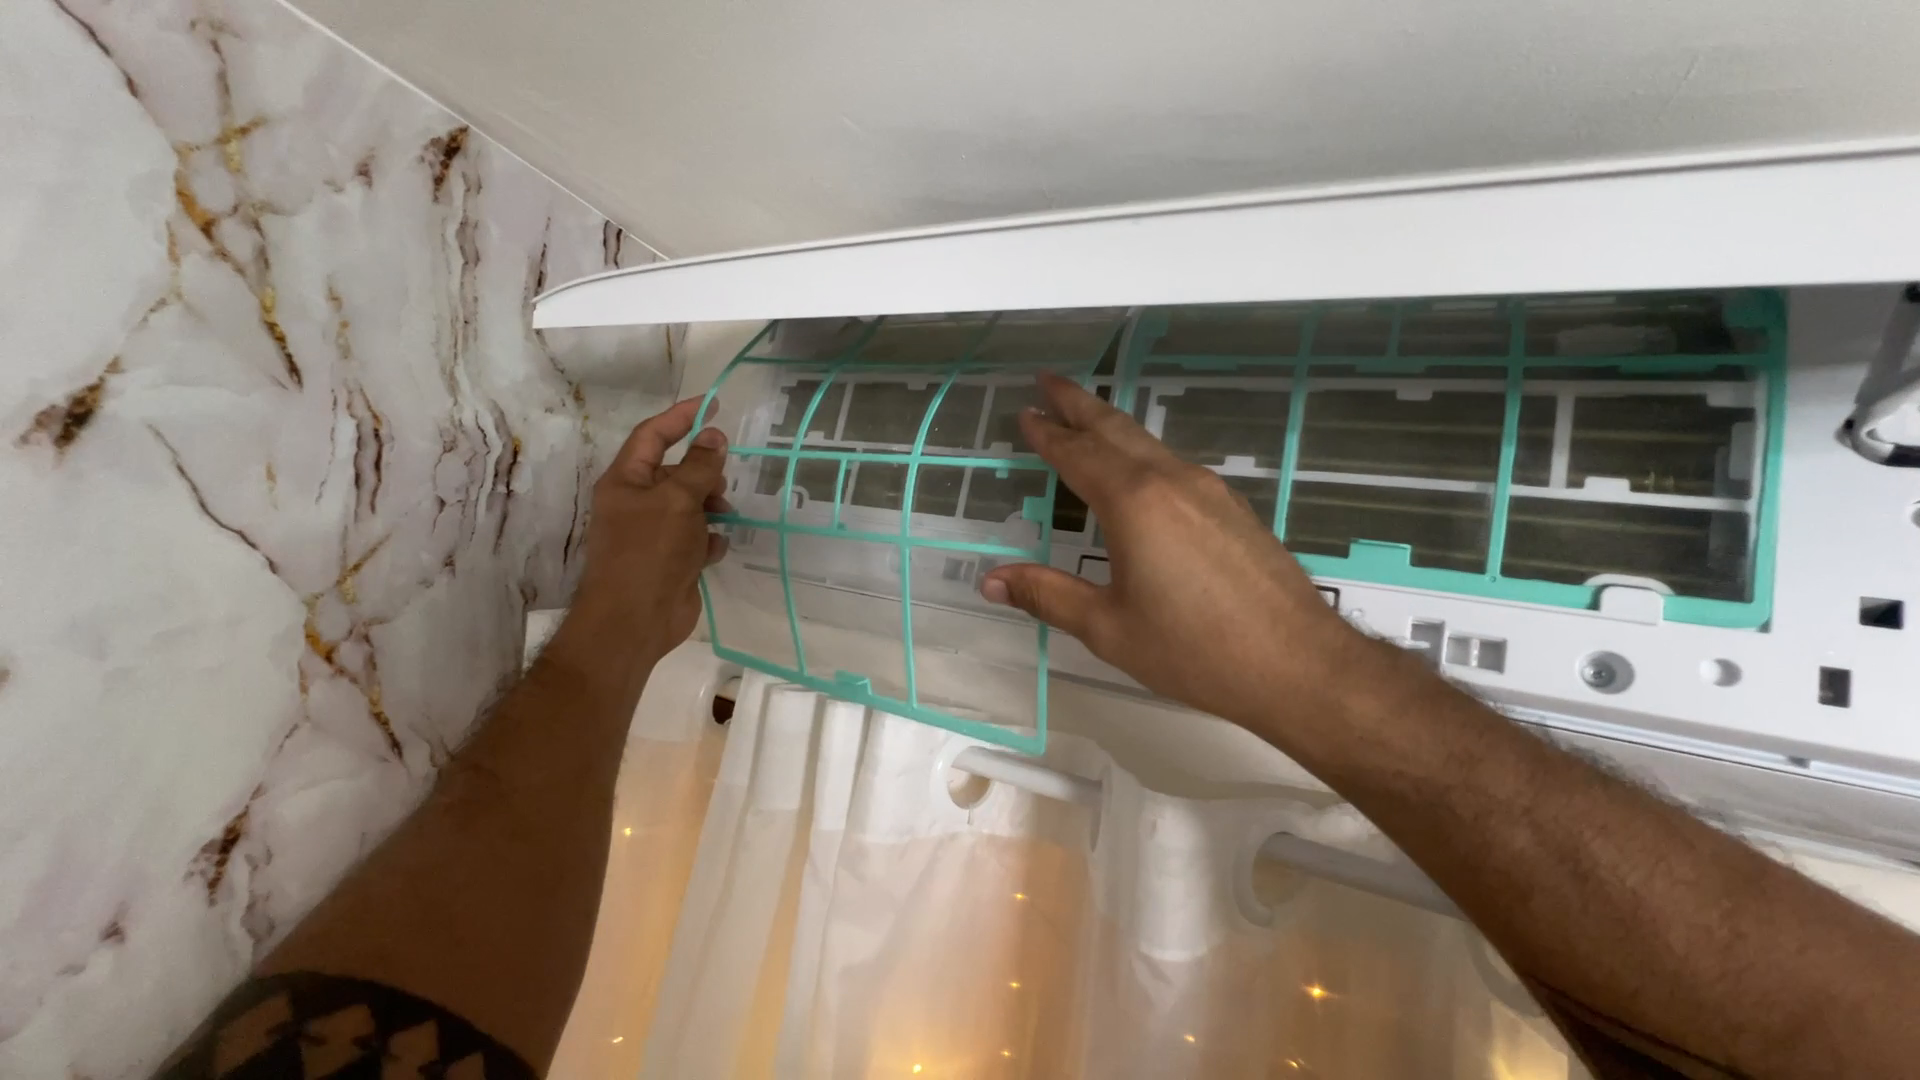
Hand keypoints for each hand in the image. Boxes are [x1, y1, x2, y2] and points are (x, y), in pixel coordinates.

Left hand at [551, 399, 729, 687]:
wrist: (635, 620)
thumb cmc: (650, 551)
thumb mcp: (678, 500)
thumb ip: (700, 466)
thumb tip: (714, 436)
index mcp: (625, 481)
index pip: (653, 435)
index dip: (681, 417)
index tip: (713, 404)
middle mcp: (635, 503)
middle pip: (674, 471)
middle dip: (703, 470)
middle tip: (725, 478)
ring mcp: (652, 534)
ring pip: (689, 505)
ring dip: (711, 506)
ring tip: (726, 516)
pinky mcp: (670, 561)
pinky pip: (696, 538)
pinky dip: (709, 539)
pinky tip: (716, 548)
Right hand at [979, 375, 1378, 729]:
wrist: (1296, 665)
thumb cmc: (1193, 649)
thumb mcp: (1108, 627)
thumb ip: (1048, 595)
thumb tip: (991, 580)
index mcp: (1134, 502)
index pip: (1079, 454)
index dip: (1049, 433)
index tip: (1026, 410)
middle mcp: (1172, 482)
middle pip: (1117, 429)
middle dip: (1079, 404)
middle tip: (1049, 381)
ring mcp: (1209, 492)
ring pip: (1150, 445)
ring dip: (1113, 427)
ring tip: (1088, 421)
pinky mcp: (1233, 511)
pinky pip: (1175, 466)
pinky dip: (1143, 454)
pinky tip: (1141, 473)